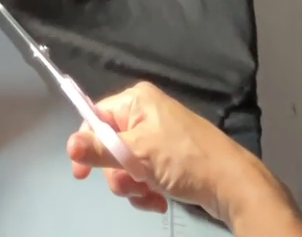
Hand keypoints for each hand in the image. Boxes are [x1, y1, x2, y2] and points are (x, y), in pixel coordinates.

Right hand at [67, 82, 301, 234]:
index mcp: (136, 101)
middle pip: (111, 144)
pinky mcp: (169, 158)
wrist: (232, 184)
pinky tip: (159, 200)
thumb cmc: (184, 160)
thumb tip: (69, 143)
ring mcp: (158, 136)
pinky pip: (144, 173)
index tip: (81, 173)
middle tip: (131, 186)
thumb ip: (101, 150)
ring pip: (126, 164)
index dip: (87, 143)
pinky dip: (146, 189)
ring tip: (150, 195)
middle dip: (118, 172)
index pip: (97, 116)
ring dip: (132, 185)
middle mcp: (145, 114)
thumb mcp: (138, 155)